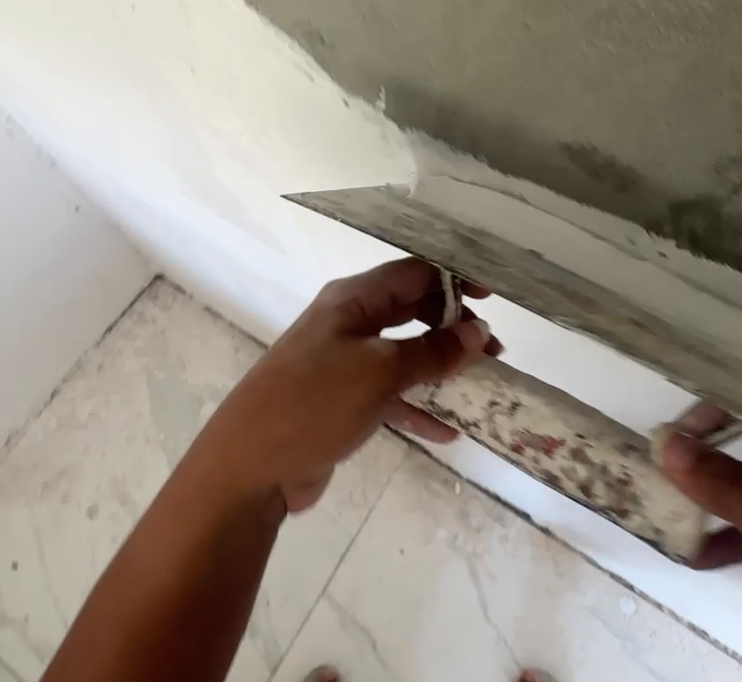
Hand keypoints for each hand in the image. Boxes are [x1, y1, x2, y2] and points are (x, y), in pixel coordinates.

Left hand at [190, 259, 495, 512]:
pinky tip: (449, 432)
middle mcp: (348, 323)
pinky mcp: (341, 402)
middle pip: (411, 311)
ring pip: (403, 355)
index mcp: (352, 300)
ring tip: (481, 383)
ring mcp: (343, 363)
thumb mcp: (380, 372)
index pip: (413, 273)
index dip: (454, 280)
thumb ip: (433, 351)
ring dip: (441, 367)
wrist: (248, 467)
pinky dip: (418, 408)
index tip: (493, 299)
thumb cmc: (314, 403)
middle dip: (453, 326)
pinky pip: (390, 396)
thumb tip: (479, 331)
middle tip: (493, 350)